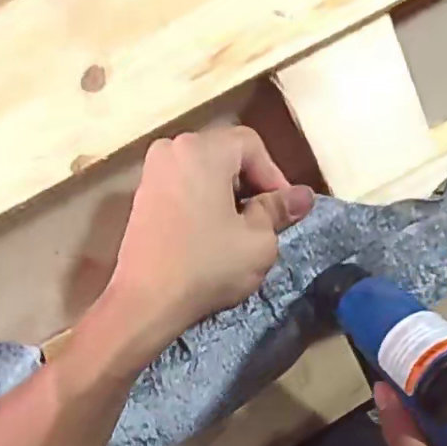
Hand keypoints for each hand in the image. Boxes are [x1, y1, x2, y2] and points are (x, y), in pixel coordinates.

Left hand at [105, 127, 314, 352]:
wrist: (148, 300)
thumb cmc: (209, 266)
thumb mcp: (258, 241)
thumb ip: (279, 210)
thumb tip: (304, 196)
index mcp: (202, 150)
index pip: (252, 145)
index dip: (275, 176)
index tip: (285, 211)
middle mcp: (172, 149)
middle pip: (227, 155)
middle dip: (252, 185)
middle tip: (268, 222)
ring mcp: (152, 172)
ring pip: (205, 172)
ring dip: (229, 196)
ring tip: (242, 231)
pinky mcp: (142, 197)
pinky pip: (185, 187)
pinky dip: (205, 203)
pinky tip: (213, 235)